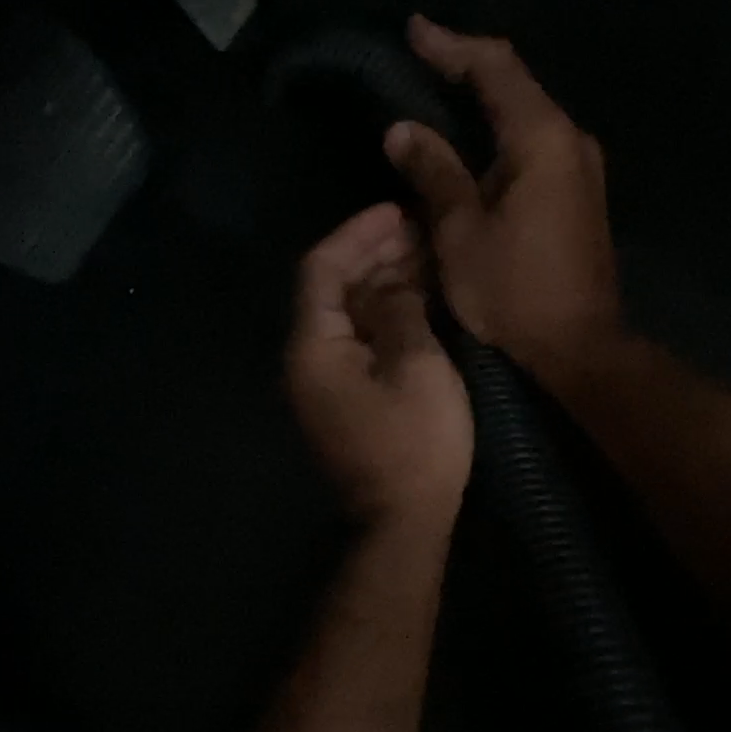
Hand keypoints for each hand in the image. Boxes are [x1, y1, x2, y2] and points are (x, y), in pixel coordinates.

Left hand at [287, 201, 473, 532]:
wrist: (401, 521)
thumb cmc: (414, 443)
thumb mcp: (416, 366)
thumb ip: (400, 310)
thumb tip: (391, 282)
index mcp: (313, 347)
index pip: (320, 269)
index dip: (357, 233)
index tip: (397, 210)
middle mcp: (305, 361)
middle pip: (330, 291)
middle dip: (372, 256)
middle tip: (420, 230)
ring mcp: (321, 384)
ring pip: (346, 317)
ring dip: (380, 285)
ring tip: (424, 256)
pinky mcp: (341, 402)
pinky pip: (356, 344)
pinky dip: (382, 318)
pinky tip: (416, 303)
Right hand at [384, 15, 624, 387]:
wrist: (579, 346)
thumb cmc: (514, 292)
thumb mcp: (460, 234)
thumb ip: (434, 174)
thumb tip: (402, 131)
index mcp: (541, 140)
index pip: (495, 69)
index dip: (451, 47)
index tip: (413, 33)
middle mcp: (569, 141)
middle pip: (514, 89)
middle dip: (465, 74)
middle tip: (419, 67)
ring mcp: (578, 170)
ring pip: (522, 121)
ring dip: (479, 112)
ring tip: (434, 107)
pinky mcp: (576, 197)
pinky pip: (530, 150)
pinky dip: (494, 144)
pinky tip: (465, 157)